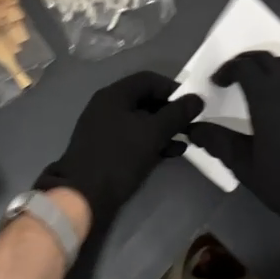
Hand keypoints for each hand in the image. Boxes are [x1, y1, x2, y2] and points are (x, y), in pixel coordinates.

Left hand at [35, 71, 203, 232]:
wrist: (81, 199)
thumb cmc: (118, 158)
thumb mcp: (152, 133)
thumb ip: (177, 114)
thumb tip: (198, 98)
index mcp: (113, 95)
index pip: (148, 79)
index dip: (172, 88)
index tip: (191, 103)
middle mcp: (107, 107)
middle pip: (145, 100)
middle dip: (170, 111)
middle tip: (191, 123)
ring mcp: (104, 130)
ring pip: (141, 121)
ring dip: (164, 129)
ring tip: (186, 140)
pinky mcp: (106, 150)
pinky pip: (134, 138)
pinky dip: (152, 142)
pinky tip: (171, 153)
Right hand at [184, 51, 279, 244]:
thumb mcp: (243, 164)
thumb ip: (218, 142)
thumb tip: (194, 130)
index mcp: (267, 97)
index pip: (244, 66)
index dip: (227, 70)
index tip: (217, 84)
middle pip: (266, 58)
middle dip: (246, 62)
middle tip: (232, 76)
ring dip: (268, 68)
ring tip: (256, 86)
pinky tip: (279, 105)